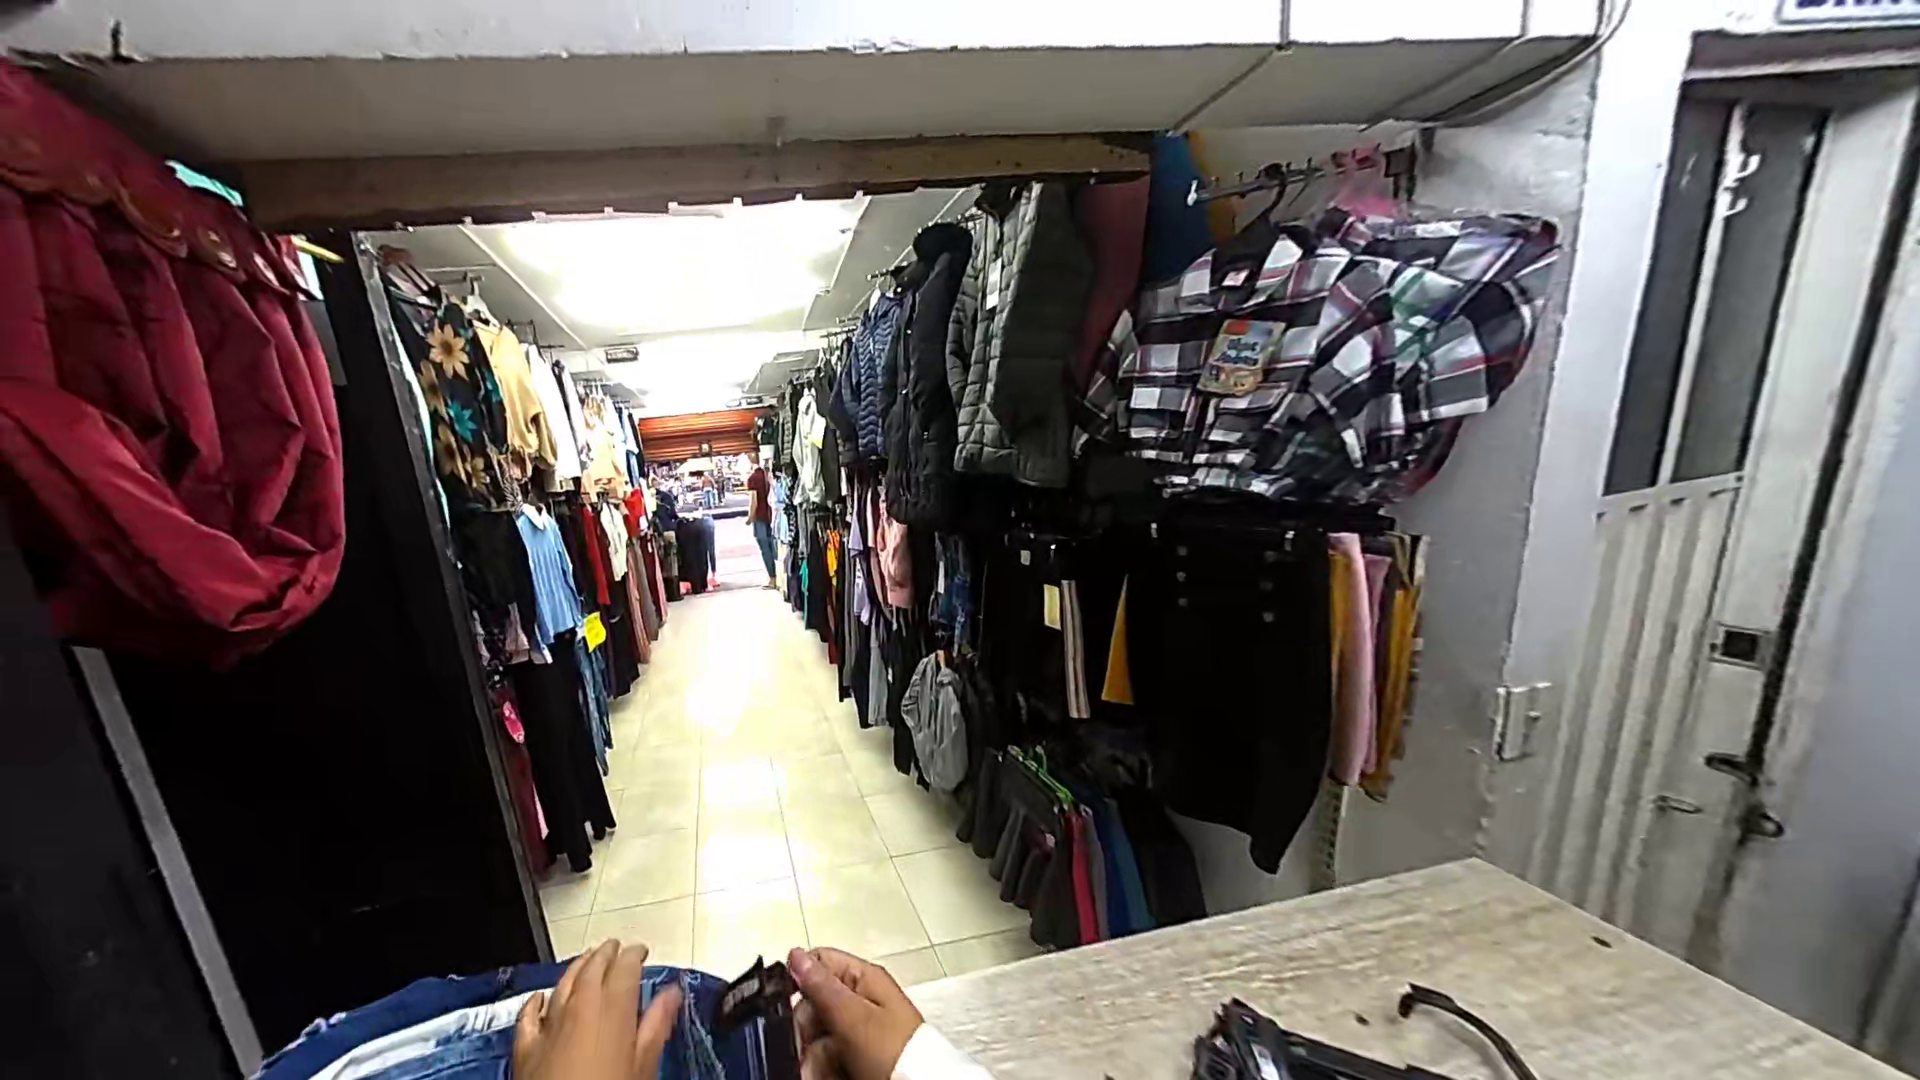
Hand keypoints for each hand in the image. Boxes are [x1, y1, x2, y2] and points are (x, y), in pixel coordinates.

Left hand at [513, 940, 680, 1079]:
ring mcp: (551, 1027)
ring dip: (578, 967)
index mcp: (614, 1007)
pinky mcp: (526, 1050)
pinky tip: (539, 997)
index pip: (626, 965)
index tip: (642, 952)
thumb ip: (657, 1024)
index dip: (635, 953)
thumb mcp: (643, 1066)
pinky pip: (528, 1017)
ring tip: (587, 959)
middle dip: (607, 953)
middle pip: (593, 967)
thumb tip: (672, 992)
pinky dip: (535, 1002)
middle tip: (617, 948)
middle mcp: (582, 1007)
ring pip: (564, 983)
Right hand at [788, 947, 923, 1079]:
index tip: (789, 1006)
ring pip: (815, 1037)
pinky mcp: (852, 1057)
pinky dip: (822, 1069)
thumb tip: (796, 954)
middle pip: (813, 1004)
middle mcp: (857, 999)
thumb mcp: (854, 1017)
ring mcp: (854, 1030)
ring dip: (814, 1055)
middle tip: (817, 1047)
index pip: (819, 962)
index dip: (800, 981)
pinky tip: (831, 1076)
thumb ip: (823, 986)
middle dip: (807, 1029)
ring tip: (828, 1069)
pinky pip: (824, 1057)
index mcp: (862, 978)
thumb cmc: (894, 1051)